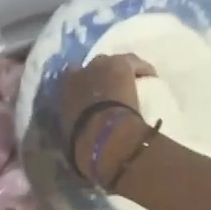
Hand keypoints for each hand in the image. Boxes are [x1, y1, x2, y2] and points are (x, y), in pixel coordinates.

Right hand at [58, 55, 154, 187]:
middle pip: (89, 71)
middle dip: (99, 80)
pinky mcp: (120, 65)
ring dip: (116, 73)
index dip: (82, 93)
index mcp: (60, 94)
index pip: (68, 85)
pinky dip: (140, 69)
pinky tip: (150, 76)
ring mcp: (99, 66)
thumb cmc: (83, 145)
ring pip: (110, 64)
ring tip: (129, 85)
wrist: (103, 136)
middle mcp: (76, 74)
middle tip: (111, 93)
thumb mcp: (70, 142)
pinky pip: (132, 62)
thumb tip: (77, 147)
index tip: (90, 102)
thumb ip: (72, 136)